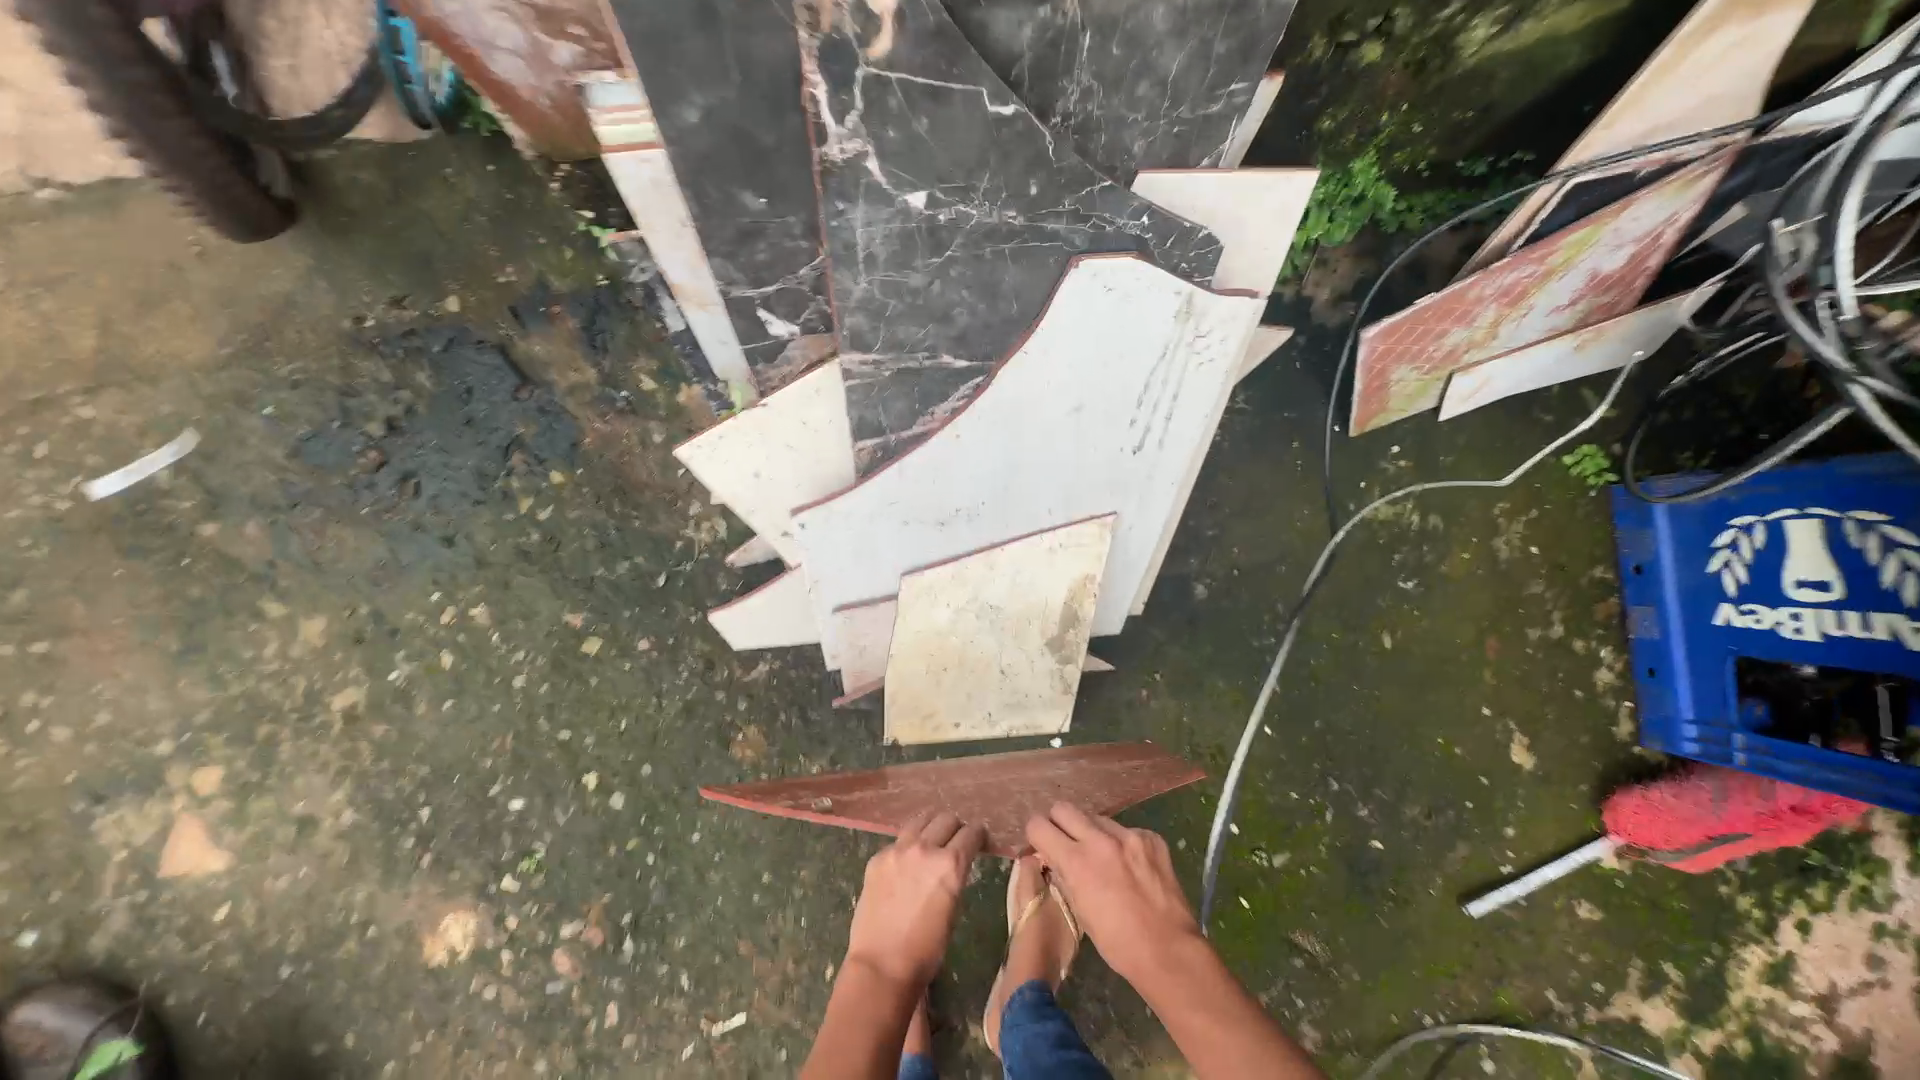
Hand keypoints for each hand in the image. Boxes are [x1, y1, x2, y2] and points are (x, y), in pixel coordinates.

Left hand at [843, 811, 985, 988]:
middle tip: (955, 841)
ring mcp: (897, 850)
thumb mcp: (954, 909)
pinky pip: (897, 841)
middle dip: (955, 828)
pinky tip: (906, 863)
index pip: (971, 833)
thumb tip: (955, 865)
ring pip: (920, 820)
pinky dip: (907, 846)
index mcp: (951, 864)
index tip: (978, 839)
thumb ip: (955, 877)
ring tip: (931, 840)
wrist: (882, 964)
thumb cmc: (926, 949)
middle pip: (946, 819)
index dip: (978, 835)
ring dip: (931, 827)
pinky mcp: (877, 858)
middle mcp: (925, 849)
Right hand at [1025, 802, 1201, 981]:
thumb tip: (1054, 859)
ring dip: (1092, 833)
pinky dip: (1121, 843)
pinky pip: (1126, 830)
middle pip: (1063, 808)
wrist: (1168, 950)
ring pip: (1096, 818)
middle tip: (1067, 845)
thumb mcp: (1078, 910)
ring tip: (1103, 858)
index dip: (1036, 836)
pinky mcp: (1152, 839)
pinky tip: (1130, 867)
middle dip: (1059, 824)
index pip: (1038, 825)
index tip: (1042, 847)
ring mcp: (1130, 836)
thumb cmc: (1117, 942)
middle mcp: (1101, 839)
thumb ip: (1064, 876)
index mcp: (1077, 861)